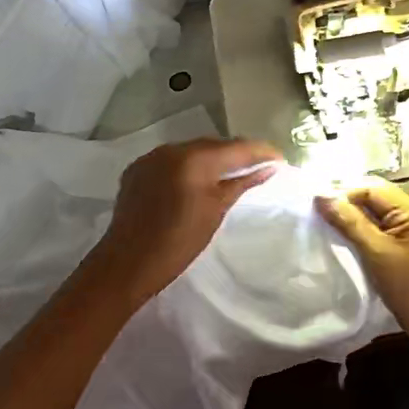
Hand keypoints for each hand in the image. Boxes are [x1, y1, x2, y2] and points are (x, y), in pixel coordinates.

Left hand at [87, 138, 281, 301]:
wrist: (127, 263)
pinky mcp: (136, 170)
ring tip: (229, 175)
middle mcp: (171, 149)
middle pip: (213, 145)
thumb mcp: (216, 211)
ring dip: (211, 160)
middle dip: (236, 154)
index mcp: (194, 158)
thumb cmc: (178, 241)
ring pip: (191, 151)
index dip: (262, 152)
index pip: (236, 147)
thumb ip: (242, 183)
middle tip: (259, 168)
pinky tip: (195, 182)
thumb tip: (270, 168)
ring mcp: (150, 158)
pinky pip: (170, 161)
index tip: (281, 160)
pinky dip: (187, 168)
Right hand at [316, 182, 408, 362]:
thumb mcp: (376, 253)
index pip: (372, 189)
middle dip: (349, 205)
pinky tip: (350, 240)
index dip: (344, 195)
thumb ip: (349, 222)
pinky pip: (385, 228)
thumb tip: (321, 197)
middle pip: (377, 198)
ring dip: (356, 218)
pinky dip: (367, 231)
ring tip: (330, 227)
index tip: (318, 207)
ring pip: (379, 213)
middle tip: (320, 216)